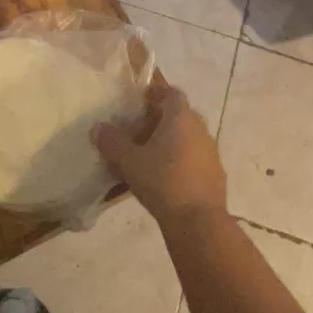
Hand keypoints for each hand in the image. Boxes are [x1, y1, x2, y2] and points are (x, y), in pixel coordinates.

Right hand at [94, 83, 226, 227]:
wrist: (198, 220)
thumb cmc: (163, 181)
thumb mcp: (129, 161)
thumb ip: (112, 142)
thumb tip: (98, 128)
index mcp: (181, 117)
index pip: (170, 92)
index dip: (155, 92)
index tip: (138, 99)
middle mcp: (199, 128)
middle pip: (178, 115)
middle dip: (158, 119)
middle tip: (136, 129)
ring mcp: (210, 151)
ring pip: (186, 137)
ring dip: (169, 141)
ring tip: (147, 155)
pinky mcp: (215, 173)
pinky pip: (193, 157)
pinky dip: (179, 160)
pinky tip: (163, 177)